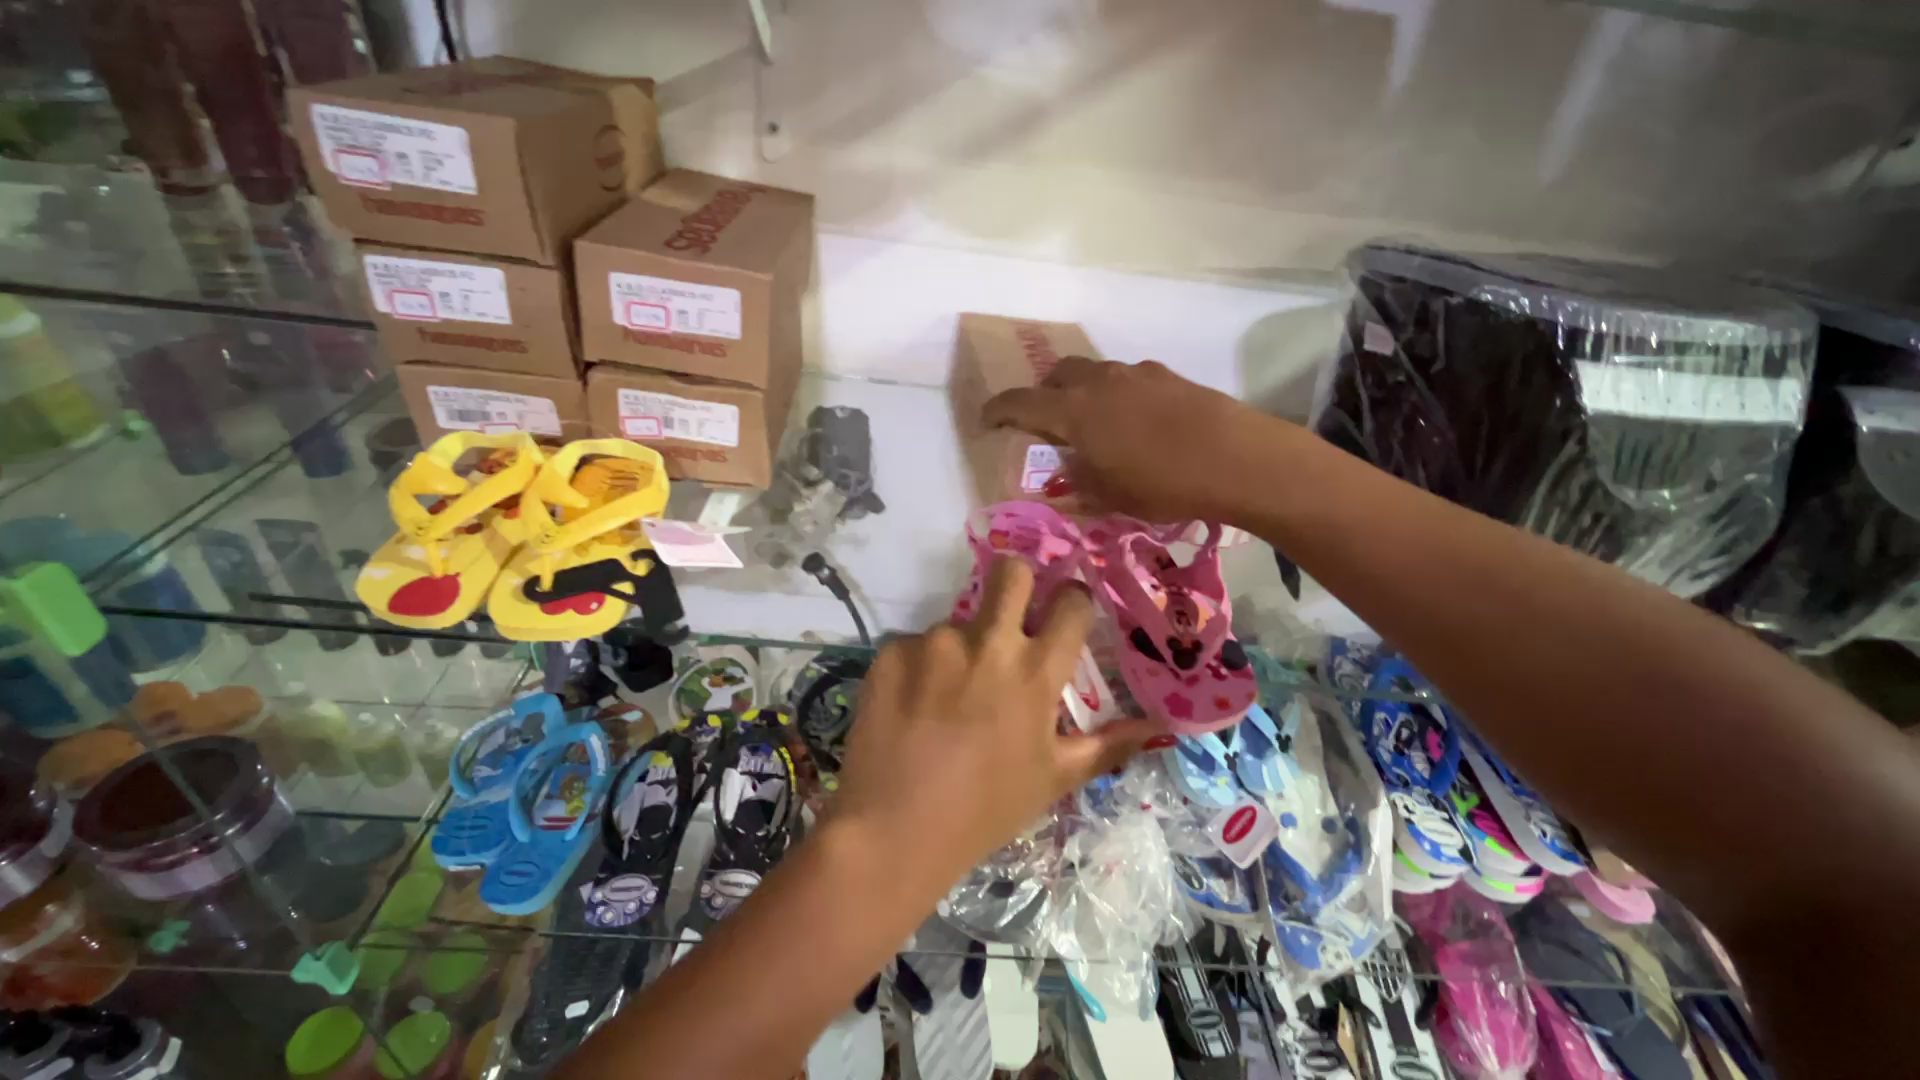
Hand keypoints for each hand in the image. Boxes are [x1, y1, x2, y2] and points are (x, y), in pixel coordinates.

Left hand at [831, 558, 1155, 884]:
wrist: (894, 830)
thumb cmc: (986, 808)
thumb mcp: (1055, 779)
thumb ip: (1109, 744)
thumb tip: (1160, 724)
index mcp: (1036, 671)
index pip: (1071, 601)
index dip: (1073, 601)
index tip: (1064, 615)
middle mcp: (988, 642)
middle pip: (1011, 572)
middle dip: (1017, 582)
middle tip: (1010, 614)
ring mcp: (934, 643)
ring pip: (957, 621)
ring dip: (960, 649)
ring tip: (946, 701)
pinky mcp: (891, 651)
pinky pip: (913, 646)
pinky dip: (917, 670)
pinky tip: (910, 710)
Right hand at [981, 356, 1285, 524]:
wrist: (1237, 459)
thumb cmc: (1163, 485)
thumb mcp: (1109, 497)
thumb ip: (1078, 483)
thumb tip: (1066, 475)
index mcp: (1073, 411)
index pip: (1020, 402)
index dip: (998, 411)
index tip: (988, 421)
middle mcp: (1099, 382)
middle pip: (1057, 375)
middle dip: (1043, 394)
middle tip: (1046, 423)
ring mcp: (1136, 374)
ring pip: (1094, 374)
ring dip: (1083, 394)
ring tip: (1095, 428)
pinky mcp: (1169, 377)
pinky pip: (1128, 381)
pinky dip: (1118, 397)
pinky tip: (1138, 426)